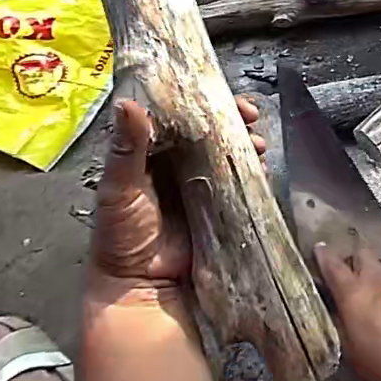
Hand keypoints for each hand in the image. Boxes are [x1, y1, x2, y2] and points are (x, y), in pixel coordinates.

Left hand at [89, 97, 265, 303]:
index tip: (221, 94)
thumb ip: (126, 147)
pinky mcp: (220, 204)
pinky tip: (261, 169)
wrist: (140, 287)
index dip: (201, 100)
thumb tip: (127, 102)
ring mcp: (202, 182)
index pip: (179, 115)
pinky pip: (240, 181)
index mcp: (152, 150)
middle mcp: (179, 161)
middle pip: (211, 129)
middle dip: (233, 119)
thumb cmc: (121, 234)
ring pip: (229, 152)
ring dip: (246, 143)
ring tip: (257, 145)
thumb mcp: (119, 188)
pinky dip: (253, 171)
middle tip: (249, 115)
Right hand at [316, 242, 380, 380]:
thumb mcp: (349, 351)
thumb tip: (332, 312)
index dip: (322, 255)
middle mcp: (374, 280)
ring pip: (376, 267)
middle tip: (337, 271)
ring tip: (357, 291)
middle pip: (359, 253)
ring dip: (365, 272)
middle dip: (348, 257)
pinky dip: (379, 287)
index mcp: (353, 291)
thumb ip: (338, 326)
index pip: (332, 263)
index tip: (315, 250)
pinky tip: (377, 306)